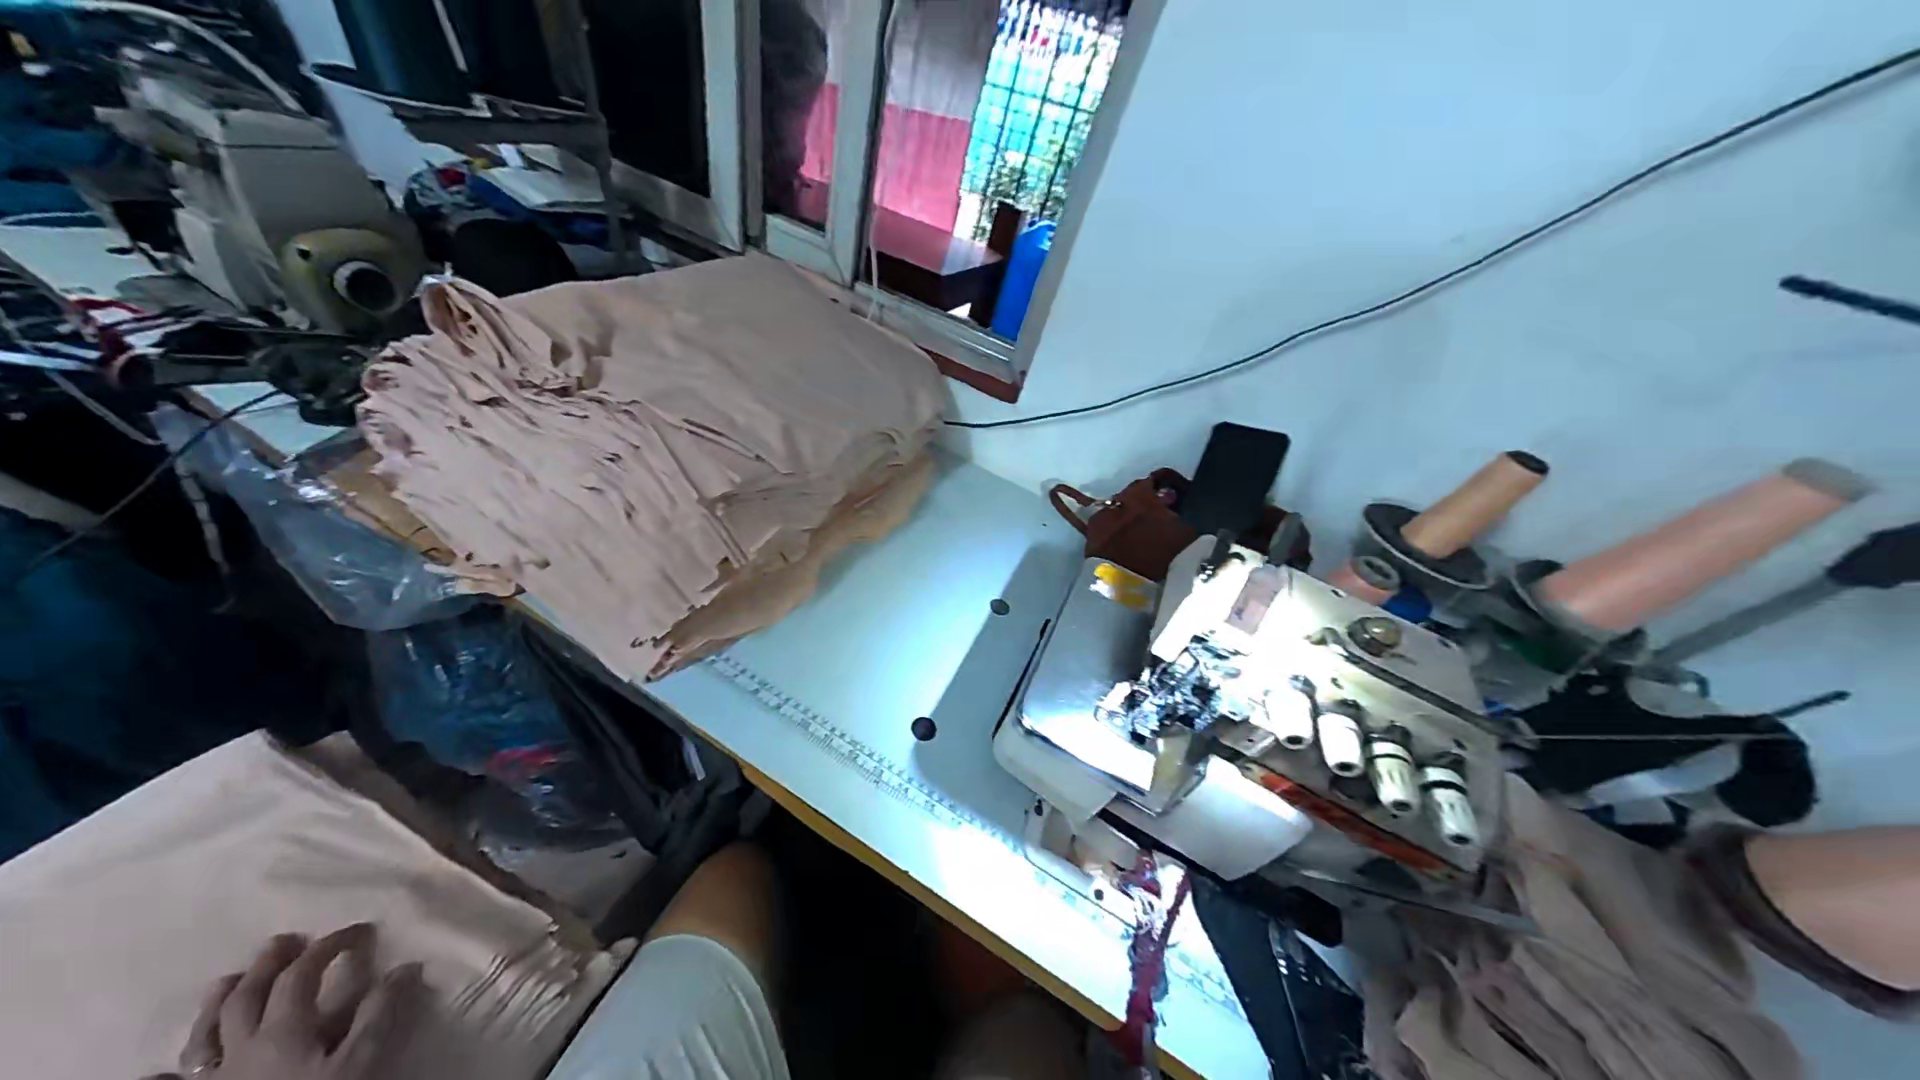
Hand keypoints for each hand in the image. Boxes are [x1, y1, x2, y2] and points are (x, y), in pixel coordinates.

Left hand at [148, 925, 424, 1079]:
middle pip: (247, 997)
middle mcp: (239, 1048)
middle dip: (268, 964)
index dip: (330, 945)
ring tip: (226, 981)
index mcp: (282, 1030)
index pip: (303, 973)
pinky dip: (161, 1075)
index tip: (359, 931)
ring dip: (216, 1003)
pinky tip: (151, 1071)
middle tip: (284, 940)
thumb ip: (379, 1014)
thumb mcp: (359, 1062)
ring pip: (204, 1034)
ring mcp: (211, 1078)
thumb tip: (405, 966)